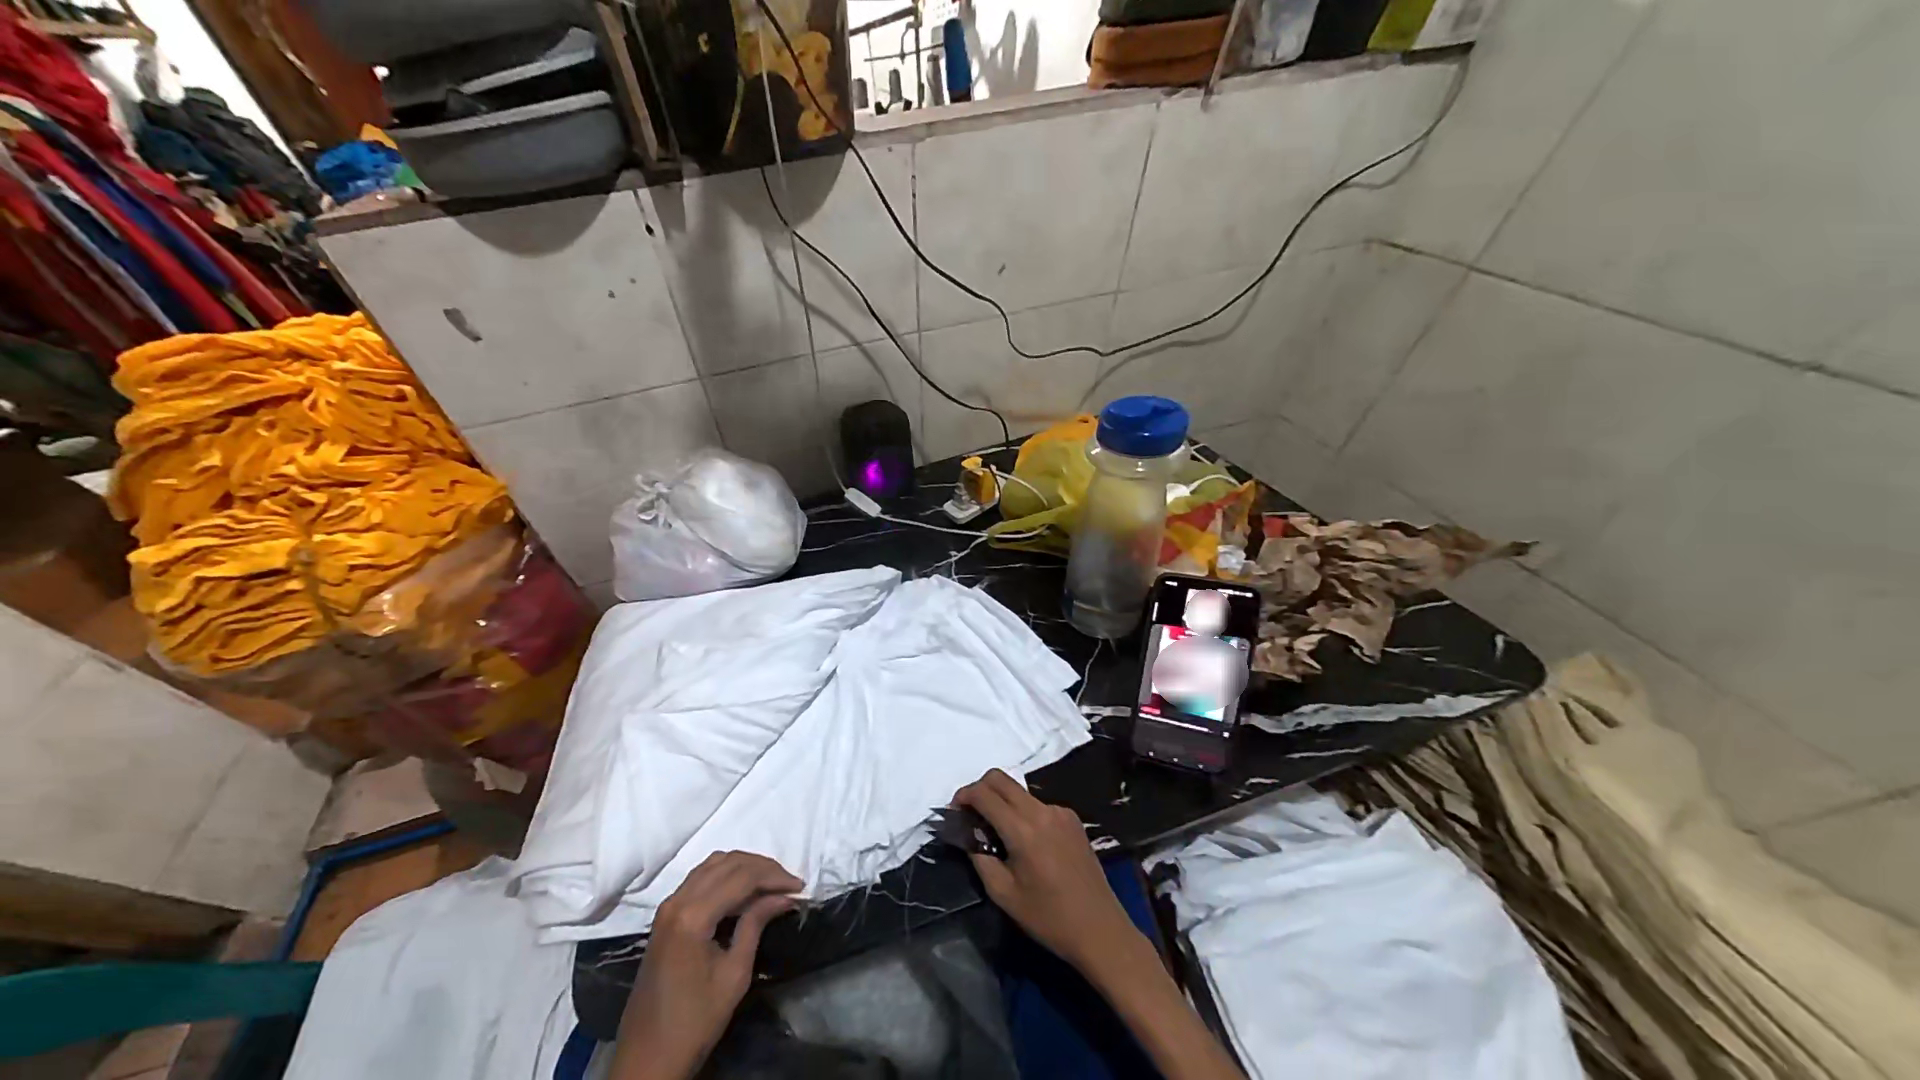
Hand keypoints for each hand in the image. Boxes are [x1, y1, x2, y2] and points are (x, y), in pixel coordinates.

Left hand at [612, 852, 800, 1079]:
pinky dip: (726, 876)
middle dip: (762, 867)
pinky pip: (700, 878)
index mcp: (692, 916)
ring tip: (771, 885)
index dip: (774, 876)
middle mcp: (676, 901)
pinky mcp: (665, 916)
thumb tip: (784, 896)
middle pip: (727, 863)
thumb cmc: (694, 1022)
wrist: (647, 1058)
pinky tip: (745, 892)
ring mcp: (667, 907)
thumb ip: (756, 924)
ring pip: (712, 865)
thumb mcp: (734, 974)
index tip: (800, 887)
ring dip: (744, 867)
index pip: (741, 876)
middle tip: (789, 884)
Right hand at [953, 769, 1142, 974]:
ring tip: (998, 835)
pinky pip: (1039, 806)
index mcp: (1023, 829)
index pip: (984, 793)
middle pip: (1002, 780)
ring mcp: (1061, 812)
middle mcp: (1042, 811)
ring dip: (1003, 803)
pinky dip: (1024, 814)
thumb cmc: (1048, 918)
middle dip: (980, 790)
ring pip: (1021, 792)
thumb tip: (968, 836)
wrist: (1100, 930)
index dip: (963, 796)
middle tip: (971, 816)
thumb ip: (980, 857)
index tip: (954, 813)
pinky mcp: (1073, 820)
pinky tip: (1026, 843)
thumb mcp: (1003, 894)